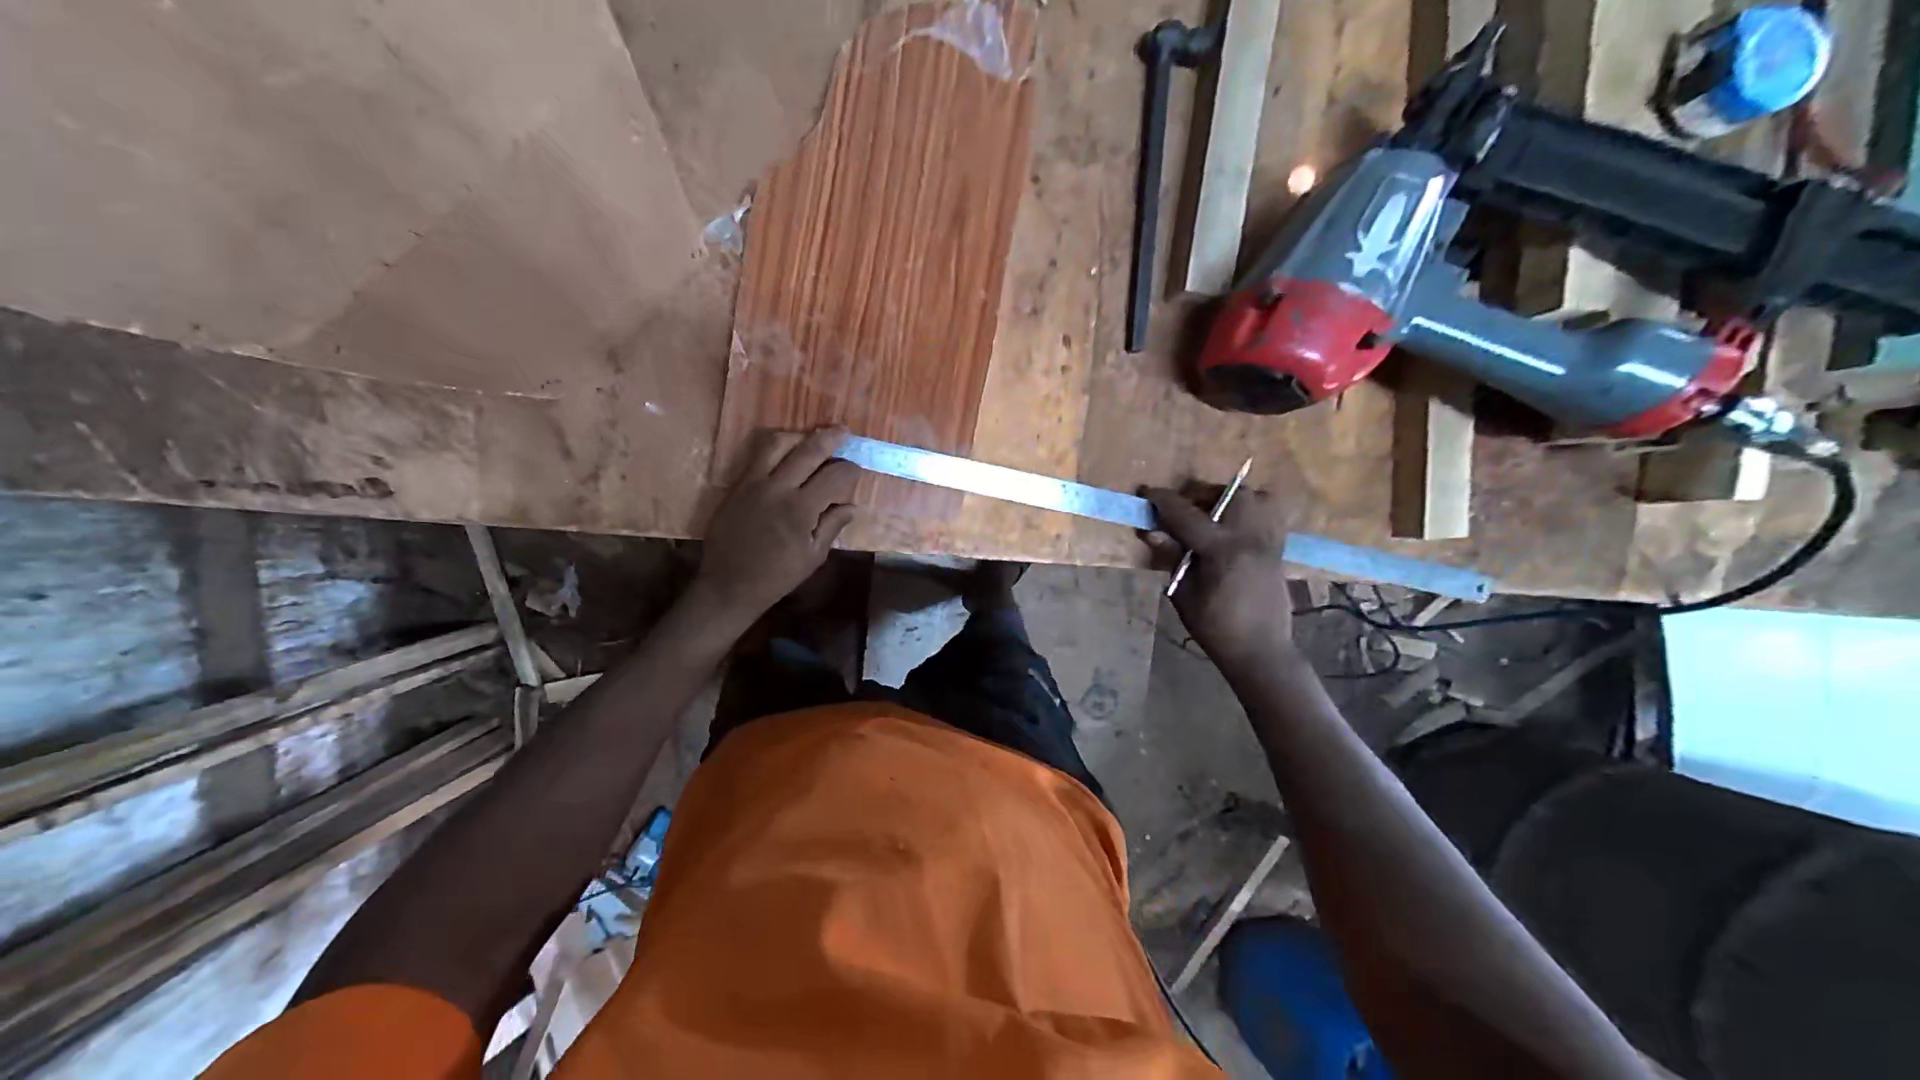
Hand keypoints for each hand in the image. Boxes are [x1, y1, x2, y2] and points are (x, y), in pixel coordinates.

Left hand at [695, 428, 861, 619]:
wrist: (729, 584)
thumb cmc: (777, 576)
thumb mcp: (813, 557)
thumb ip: (832, 526)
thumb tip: (851, 506)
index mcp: (801, 509)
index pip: (834, 476)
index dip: (850, 469)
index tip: (856, 468)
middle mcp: (778, 488)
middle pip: (808, 450)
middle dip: (830, 438)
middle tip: (844, 431)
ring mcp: (754, 483)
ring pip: (777, 444)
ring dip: (799, 436)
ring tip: (811, 436)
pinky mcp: (737, 485)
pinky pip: (757, 456)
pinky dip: (776, 448)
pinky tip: (786, 451)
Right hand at [1146, 487, 1296, 669]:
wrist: (1261, 650)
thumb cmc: (1216, 628)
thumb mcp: (1183, 594)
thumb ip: (1171, 558)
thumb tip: (1152, 532)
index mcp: (1222, 550)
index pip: (1187, 514)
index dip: (1163, 501)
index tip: (1145, 493)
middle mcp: (1250, 537)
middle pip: (1230, 495)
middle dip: (1202, 494)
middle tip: (1182, 508)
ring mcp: (1269, 541)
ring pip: (1255, 499)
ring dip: (1230, 499)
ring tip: (1210, 514)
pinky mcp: (1278, 550)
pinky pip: (1268, 515)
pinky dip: (1250, 512)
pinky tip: (1232, 528)